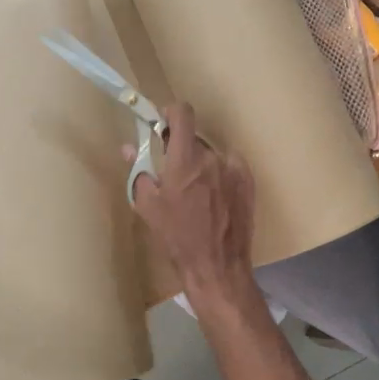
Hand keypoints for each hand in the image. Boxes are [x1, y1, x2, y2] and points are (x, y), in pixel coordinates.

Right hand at [127, 104, 257, 308]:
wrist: (218, 267)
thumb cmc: (177, 238)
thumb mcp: (149, 207)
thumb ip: (139, 171)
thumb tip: (129, 148)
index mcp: (185, 160)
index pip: (183, 114)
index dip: (171, 112)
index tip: (163, 123)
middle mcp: (212, 157)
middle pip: (194, 139)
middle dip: (182, 150)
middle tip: (174, 174)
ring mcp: (234, 168)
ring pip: (212, 155)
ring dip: (202, 165)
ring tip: (197, 195)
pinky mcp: (249, 181)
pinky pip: (229, 167)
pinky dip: (220, 175)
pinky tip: (215, 199)